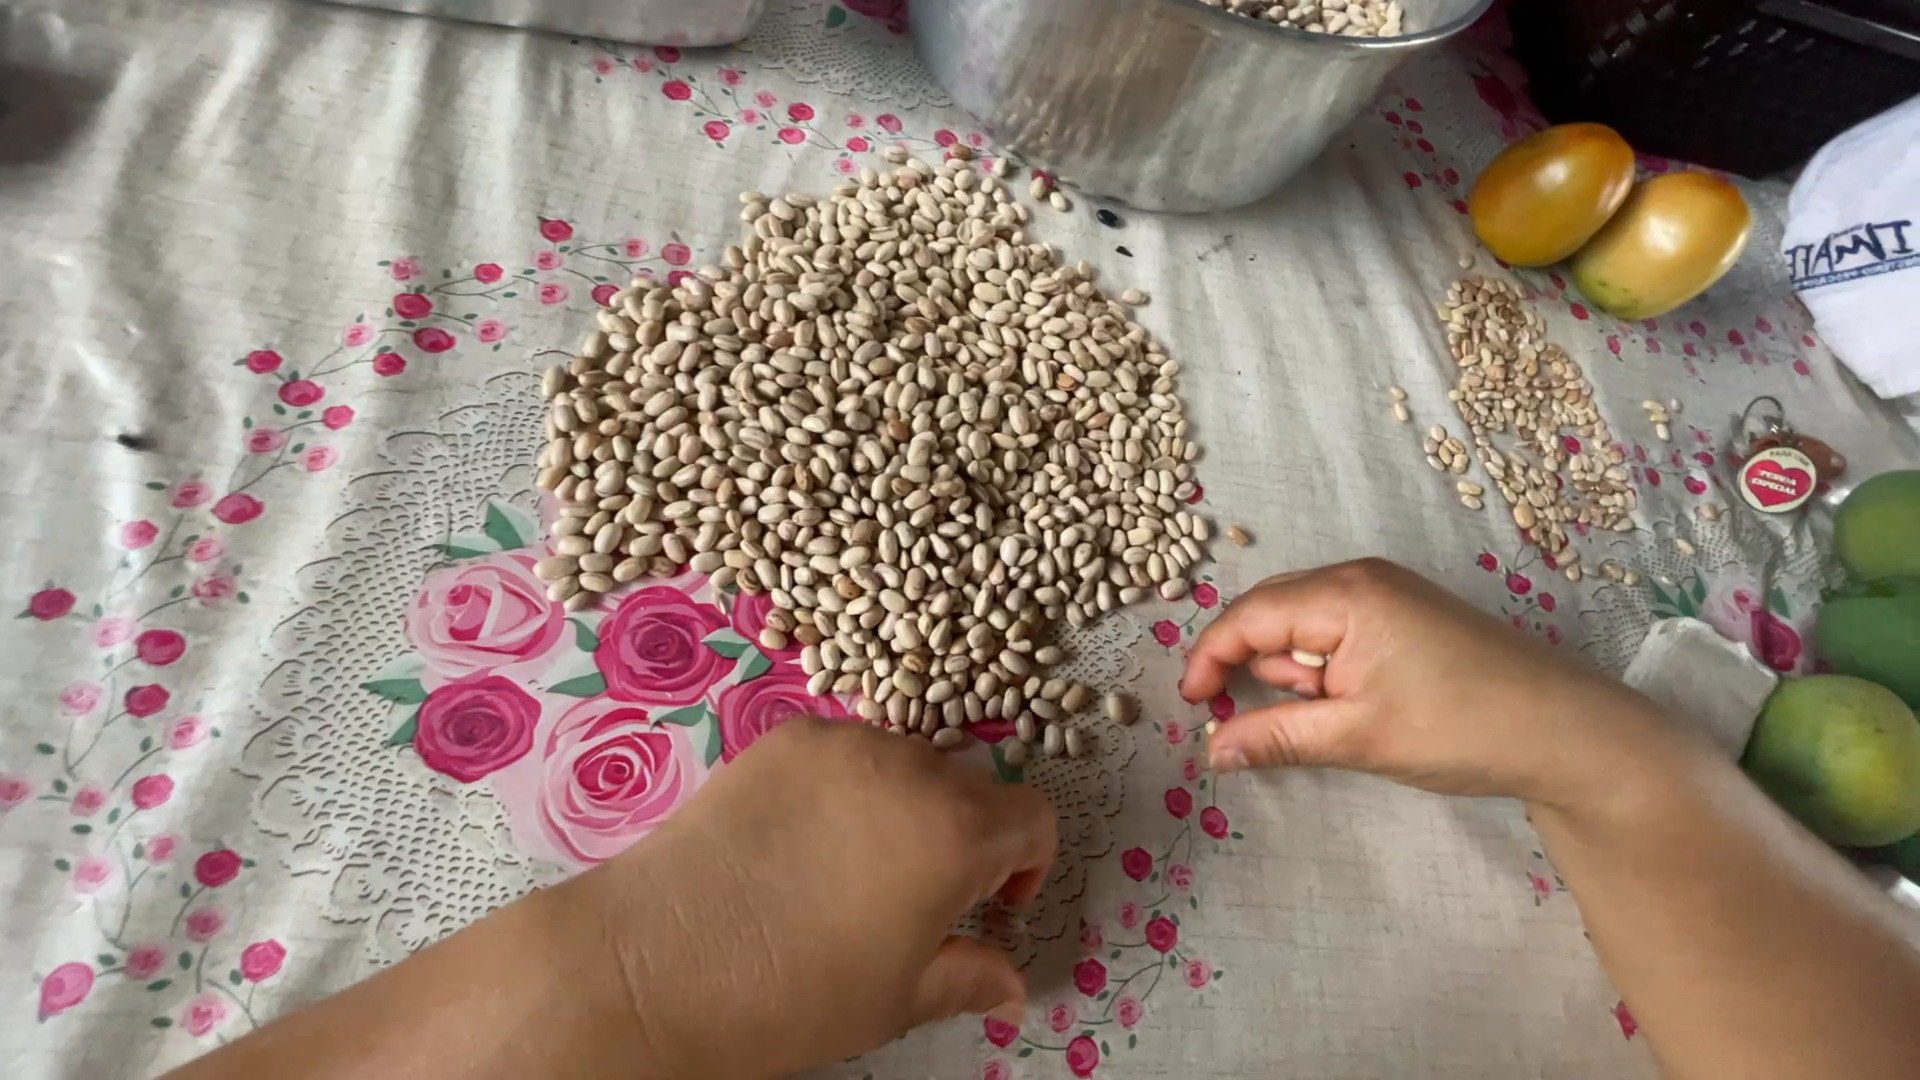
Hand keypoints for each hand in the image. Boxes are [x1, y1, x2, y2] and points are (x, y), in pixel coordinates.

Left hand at [579, 719, 1054, 1079]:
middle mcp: (912, 765)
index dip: (1026, 864)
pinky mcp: (793, 733)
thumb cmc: (794, 994)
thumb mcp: (898, 999)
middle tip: (909, 894)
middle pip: (969, 789)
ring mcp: (847, 739)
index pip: (1034, 817)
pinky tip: (799, 836)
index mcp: (957, 829)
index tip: (986, 905)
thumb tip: (1011, 985)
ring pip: (908, 766)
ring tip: (846, 864)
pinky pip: (848, 752)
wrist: (659, 960)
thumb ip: (971, 978)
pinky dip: (847, 786)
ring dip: (904, 807)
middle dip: (961, 838)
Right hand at [1179, 559, 1699, 810]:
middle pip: (1268, 613)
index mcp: (1343, 594)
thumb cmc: (1463, 729)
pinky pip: (1329, 629)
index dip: (1209, 657)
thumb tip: (1211, 750)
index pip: (1247, 617)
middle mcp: (1356, 577)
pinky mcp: (1397, 610)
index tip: (1191, 703)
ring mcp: (1380, 590)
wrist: (1577, 736)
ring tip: (1335, 712)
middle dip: (1254, 665)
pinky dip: (1321, 666)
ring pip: (1297, 624)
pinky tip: (1351, 698)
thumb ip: (1275, 736)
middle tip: (1261, 715)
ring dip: (1295, 671)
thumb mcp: (1357, 737)